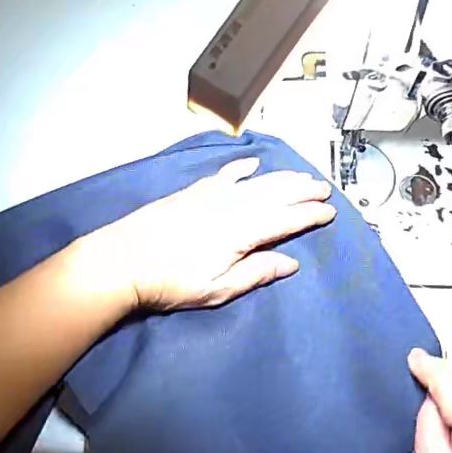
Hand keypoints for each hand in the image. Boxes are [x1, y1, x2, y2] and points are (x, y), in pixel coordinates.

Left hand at [73, 157, 336, 312]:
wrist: (122, 260)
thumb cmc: (169, 282)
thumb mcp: (216, 289)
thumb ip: (255, 273)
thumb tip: (290, 263)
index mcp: (241, 232)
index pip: (285, 220)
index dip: (310, 215)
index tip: (329, 212)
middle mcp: (231, 207)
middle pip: (276, 194)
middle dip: (303, 191)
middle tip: (324, 189)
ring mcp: (211, 195)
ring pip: (256, 182)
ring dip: (281, 178)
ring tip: (301, 176)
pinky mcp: (193, 192)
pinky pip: (225, 175)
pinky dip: (242, 168)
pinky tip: (253, 163)